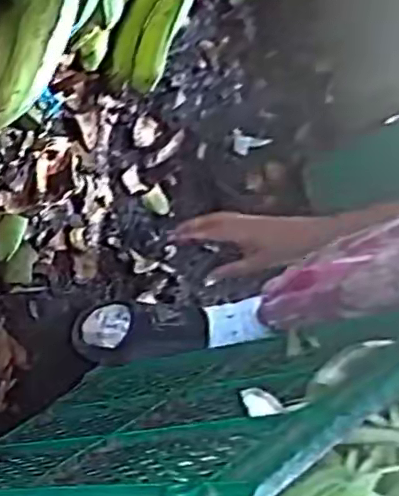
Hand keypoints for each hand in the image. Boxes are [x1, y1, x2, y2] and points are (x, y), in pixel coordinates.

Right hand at [172, 212, 363, 280]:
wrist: (326, 234)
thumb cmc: (292, 248)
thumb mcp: (258, 263)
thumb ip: (231, 270)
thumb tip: (207, 278)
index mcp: (238, 232)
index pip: (206, 229)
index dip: (187, 233)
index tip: (168, 238)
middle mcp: (244, 223)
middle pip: (212, 219)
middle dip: (191, 225)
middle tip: (172, 233)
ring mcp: (253, 220)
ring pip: (221, 218)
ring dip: (203, 223)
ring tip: (188, 231)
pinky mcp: (261, 221)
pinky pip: (231, 220)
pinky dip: (216, 223)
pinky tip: (213, 231)